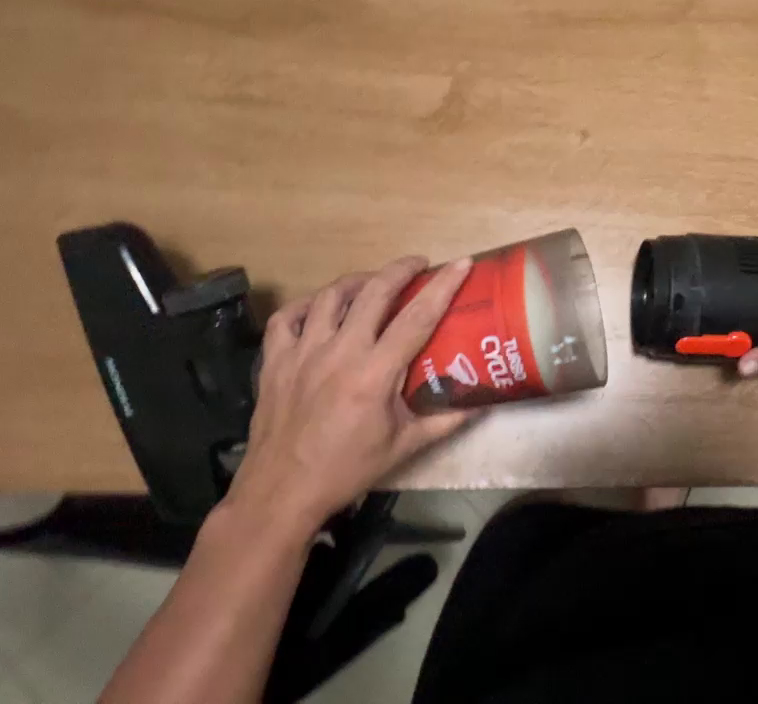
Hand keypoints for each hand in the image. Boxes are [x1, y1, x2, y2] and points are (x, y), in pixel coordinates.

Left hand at [223, 256, 480, 538]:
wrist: (281, 493)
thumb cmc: (347, 470)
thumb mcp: (404, 447)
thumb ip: (445, 420)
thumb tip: (483, 402)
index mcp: (374, 374)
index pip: (417, 317)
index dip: (443, 287)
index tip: (461, 264)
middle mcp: (338, 353)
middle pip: (373, 292)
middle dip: (400, 270)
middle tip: (418, 265)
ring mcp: (301, 354)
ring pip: (329, 297)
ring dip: (356, 281)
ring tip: (373, 282)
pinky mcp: (275, 362)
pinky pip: (287, 318)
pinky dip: (306, 304)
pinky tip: (320, 307)